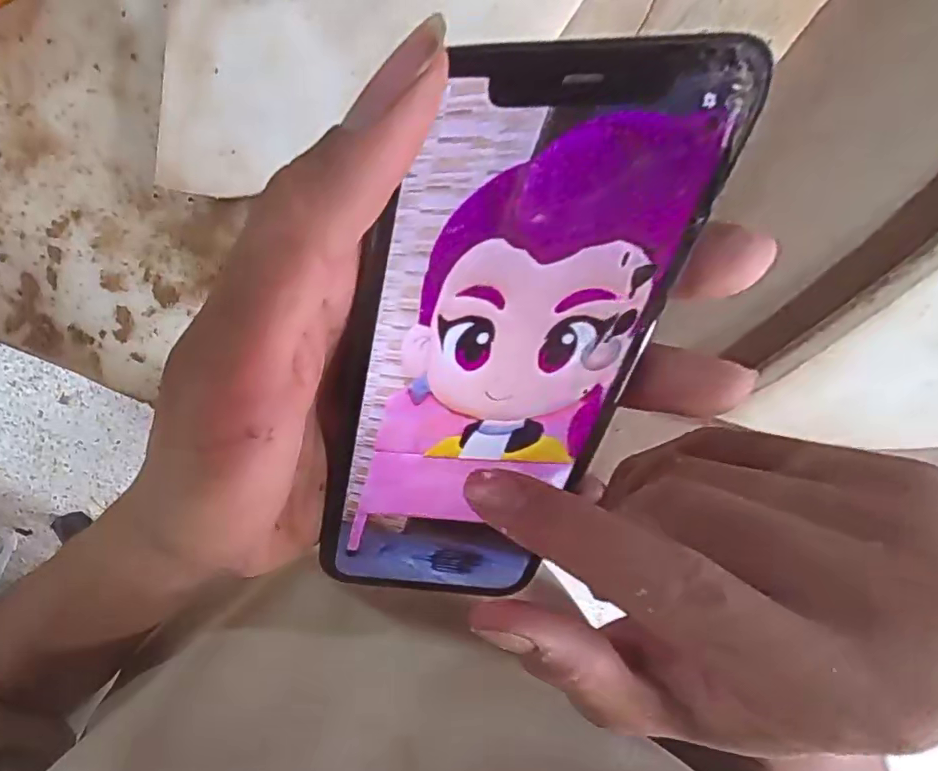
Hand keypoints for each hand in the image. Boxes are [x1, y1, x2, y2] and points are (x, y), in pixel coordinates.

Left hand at [112, 15, 768, 581]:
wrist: (199, 545)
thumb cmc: (212, 448)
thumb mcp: (251, 330)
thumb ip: (314, 213)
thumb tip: (425, 58)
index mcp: (338, 264)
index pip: (452, 177)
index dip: (554, 154)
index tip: (667, 138)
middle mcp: (376, 310)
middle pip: (510, 264)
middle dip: (624, 261)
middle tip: (738, 258)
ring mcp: (397, 380)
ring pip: (521, 345)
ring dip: (620, 354)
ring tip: (721, 376)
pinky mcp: (406, 440)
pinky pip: (497, 417)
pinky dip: (563, 428)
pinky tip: (629, 452)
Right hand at [466, 428, 937, 755]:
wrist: (876, 682)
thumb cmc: (740, 707)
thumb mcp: (642, 705)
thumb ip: (570, 663)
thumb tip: (489, 616)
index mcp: (823, 682)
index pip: (675, 583)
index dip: (574, 532)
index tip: (490, 490)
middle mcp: (903, 605)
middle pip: (682, 509)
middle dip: (614, 521)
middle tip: (607, 558)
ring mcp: (923, 533)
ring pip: (706, 470)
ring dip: (647, 497)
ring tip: (660, 543)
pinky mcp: (917, 483)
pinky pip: (744, 446)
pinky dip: (691, 473)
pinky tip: (707, 517)